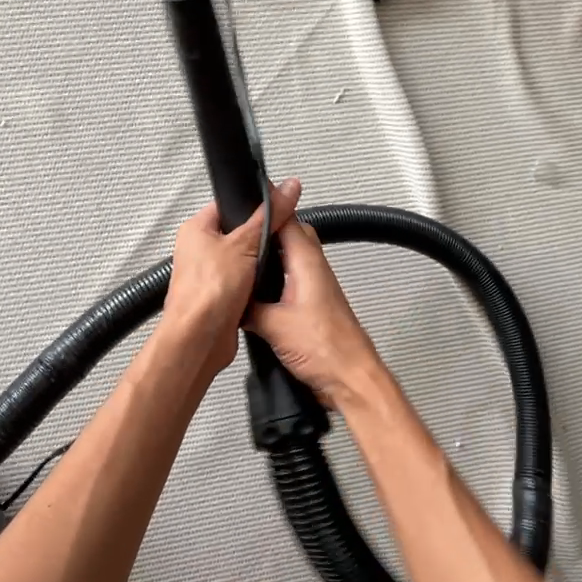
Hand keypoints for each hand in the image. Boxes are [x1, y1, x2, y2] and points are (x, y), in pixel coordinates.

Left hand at [160, 177, 301, 378]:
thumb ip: (269, 216)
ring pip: (244, 260)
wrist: (199, 340)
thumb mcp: (246, 244)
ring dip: (257, 266)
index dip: (253, 205)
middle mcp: (199, 251)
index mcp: (197, 229)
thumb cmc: (206, 294)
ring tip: (268, 266)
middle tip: (274, 239)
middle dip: (259, 239)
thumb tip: (287, 189)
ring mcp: (209, 275)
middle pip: (239, 233)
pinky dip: (255, 287)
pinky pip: (244, 284)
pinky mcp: (220, 296)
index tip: (276, 207)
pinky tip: (263, 288)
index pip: (229, 204)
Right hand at [243, 217, 384, 407]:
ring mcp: (315, 286)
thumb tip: (232, 301)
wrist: (350, 378)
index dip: (267, 208)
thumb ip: (249, 308)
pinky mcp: (313, 305)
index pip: (287, 220)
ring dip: (271, 257)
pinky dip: (275, 280)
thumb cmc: (326, 349)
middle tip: (239, 233)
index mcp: (307, 261)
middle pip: (289, 235)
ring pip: (290, 258)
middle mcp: (314, 268)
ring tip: (242, 261)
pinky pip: (291, 281)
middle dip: (266, 232)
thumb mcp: (273, 325)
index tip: (246, 203)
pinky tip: (257, 295)